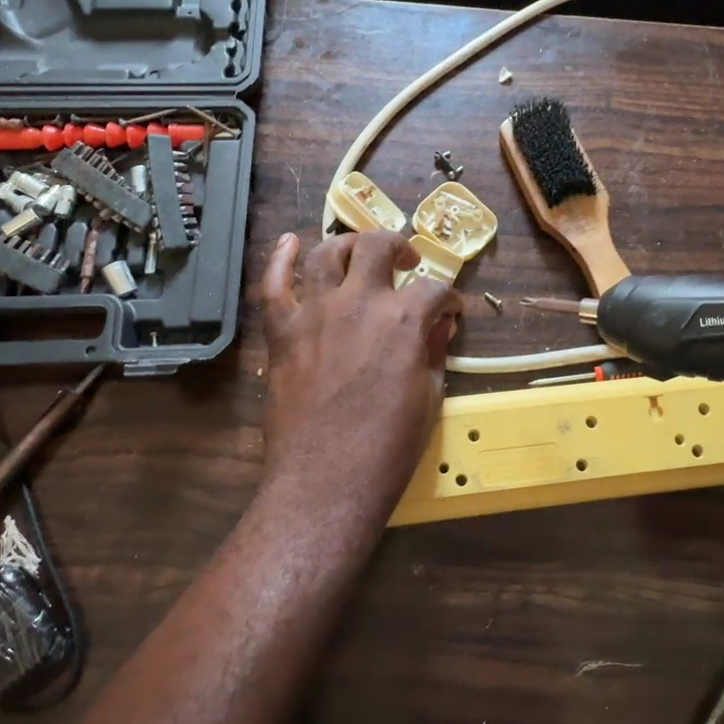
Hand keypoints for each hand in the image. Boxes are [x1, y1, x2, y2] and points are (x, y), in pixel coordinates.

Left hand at [259, 231, 463, 513]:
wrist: (326, 482)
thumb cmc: (389, 447)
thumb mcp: (430, 398)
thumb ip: (435, 352)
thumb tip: (440, 326)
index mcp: (402, 319)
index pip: (434, 289)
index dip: (448, 298)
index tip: (450, 312)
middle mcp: (359, 302)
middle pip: (378, 247)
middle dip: (400, 248)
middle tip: (407, 264)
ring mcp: (315, 313)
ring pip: (328, 253)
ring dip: (349, 245)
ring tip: (359, 253)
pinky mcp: (282, 332)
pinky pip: (273, 285)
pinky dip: (280, 259)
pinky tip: (288, 242)